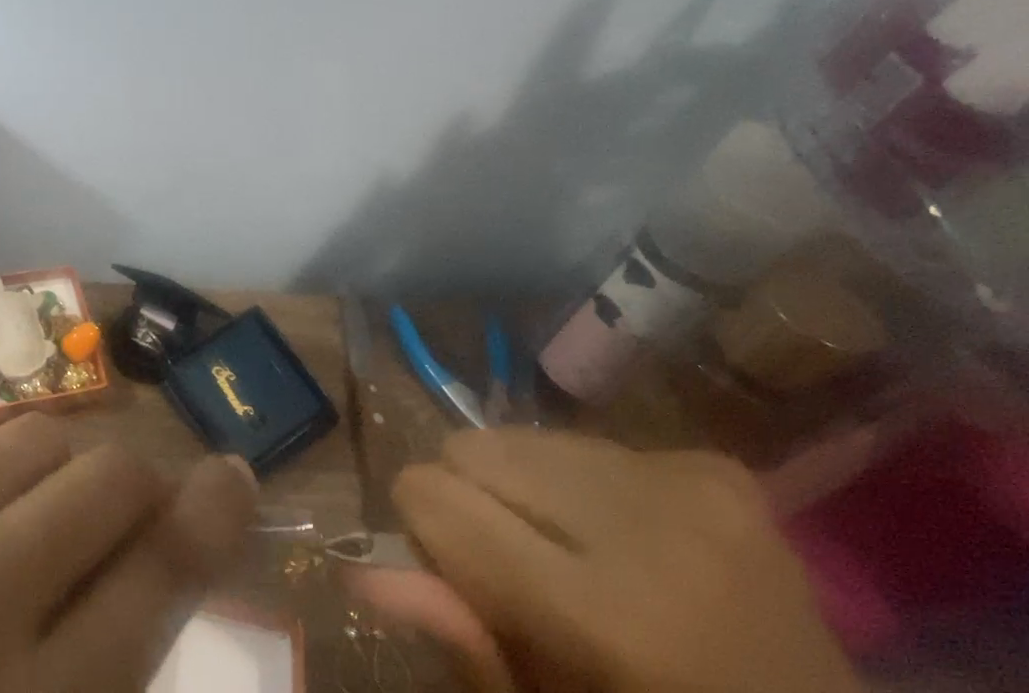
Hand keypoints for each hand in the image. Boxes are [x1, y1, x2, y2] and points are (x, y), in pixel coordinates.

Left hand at [0, 405, 258, 691]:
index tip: (229, 478)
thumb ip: (142, 616)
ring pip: (19, 437)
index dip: (212, 512)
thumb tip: (208, 491)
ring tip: (9, 531)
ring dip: (37, 479)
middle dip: (124, 494)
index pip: (159, 564)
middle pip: (97, 475)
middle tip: (107, 523)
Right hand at [346, 429, 857, 692]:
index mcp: (604, 613)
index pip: (435, 496)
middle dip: (467, 499)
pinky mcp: (716, 466)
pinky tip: (623, 541)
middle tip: (514, 569)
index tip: (456, 578)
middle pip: (472, 447)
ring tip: (570, 553)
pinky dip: (582, 487)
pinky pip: (587, 443)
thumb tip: (362, 569)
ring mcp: (692, 484)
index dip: (423, 533)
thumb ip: (461, 642)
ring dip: (522, 489)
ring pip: (523, 436)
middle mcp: (648, 525)